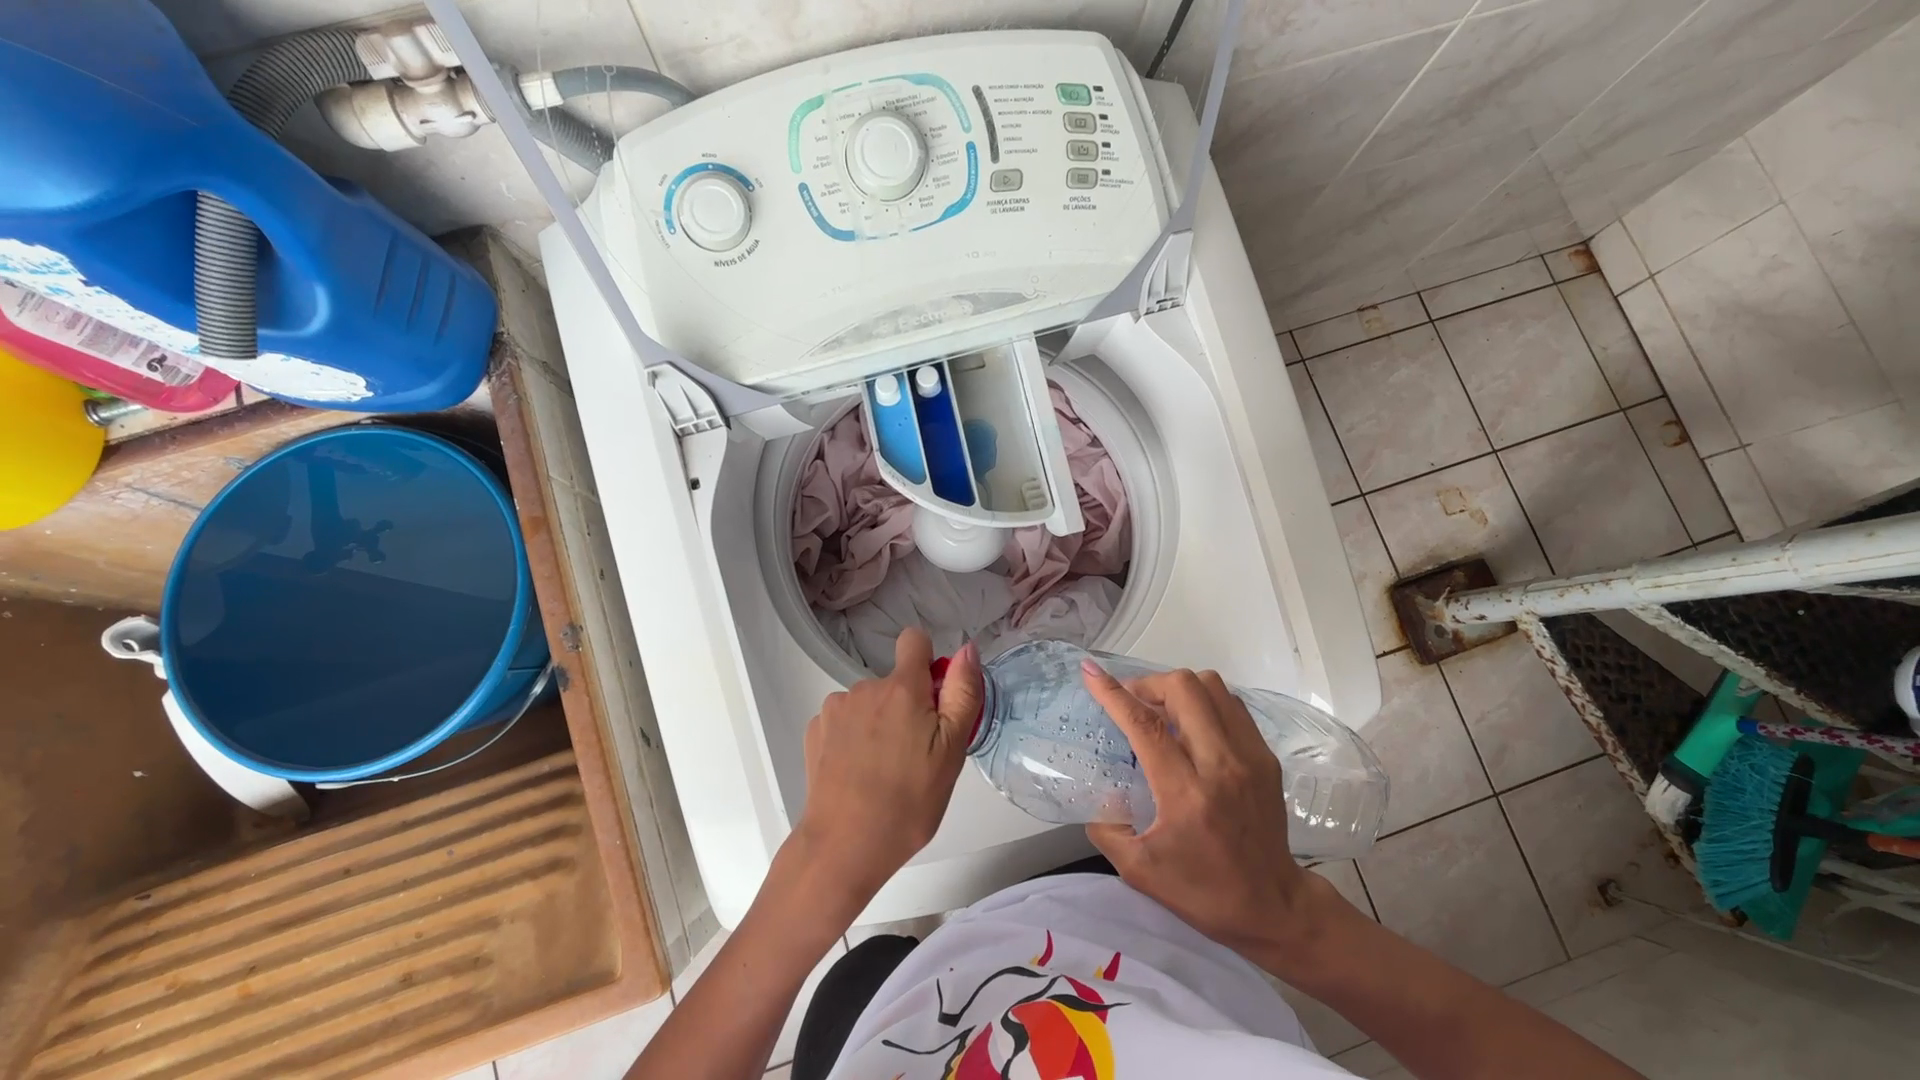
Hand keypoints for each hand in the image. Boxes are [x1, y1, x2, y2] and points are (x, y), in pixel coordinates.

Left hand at [791, 628, 983, 901]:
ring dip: (879, 723)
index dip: (927, 662)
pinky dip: (853, 738)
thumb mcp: (951, 751)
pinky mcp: (814, 732)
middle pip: (894, 682)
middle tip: (916, 754)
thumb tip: (967, 648)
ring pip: (868, 703)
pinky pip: (844, 722)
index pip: (914, 640)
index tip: (934, 699)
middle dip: (907, 705)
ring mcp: (834, 710)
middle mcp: (864, 688)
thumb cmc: (909, 802)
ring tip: (885, 769)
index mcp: (902, 689)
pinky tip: (857, 773)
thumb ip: (962, 693)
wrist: (844, 846)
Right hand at [1082, 663, 1339, 967]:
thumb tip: (1097, 792)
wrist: (1272, 906)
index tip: (1091, 672)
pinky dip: (1205, 703)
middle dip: (1149, 683)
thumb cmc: (1201, 892)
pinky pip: (1232, 706)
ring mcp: (1250, 757)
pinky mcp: (1266, 758)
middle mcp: (1222, 765)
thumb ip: (1107, 827)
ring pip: (1213, 688)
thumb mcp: (1138, 869)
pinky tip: (1190, 726)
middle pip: (1185, 688)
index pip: (1145, 726)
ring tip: (1159, 711)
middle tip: (1130, 701)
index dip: (1114, 693)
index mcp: (1187, 793)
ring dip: (1178, 689)